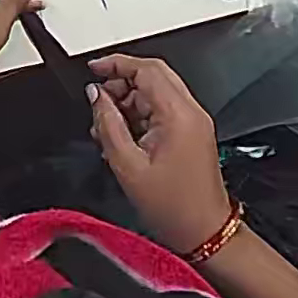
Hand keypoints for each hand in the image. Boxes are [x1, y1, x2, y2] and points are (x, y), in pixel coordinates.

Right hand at [86, 54, 230, 253]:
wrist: (204, 233)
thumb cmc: (173, 207)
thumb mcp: (126, 163)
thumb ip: (107, 122)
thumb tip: (95, 95)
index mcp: (178, 115)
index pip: (146, 70)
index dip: (116, 63)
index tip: (94, 67)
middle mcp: (190, 112)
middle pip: (152, 74)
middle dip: (120, 80)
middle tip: (97, 96)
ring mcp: (192, 121)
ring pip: (154, 91)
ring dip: (126, 99)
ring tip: (105, 124)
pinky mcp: (189, 131)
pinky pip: (159, 107)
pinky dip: (136, 112)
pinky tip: (120, 134)